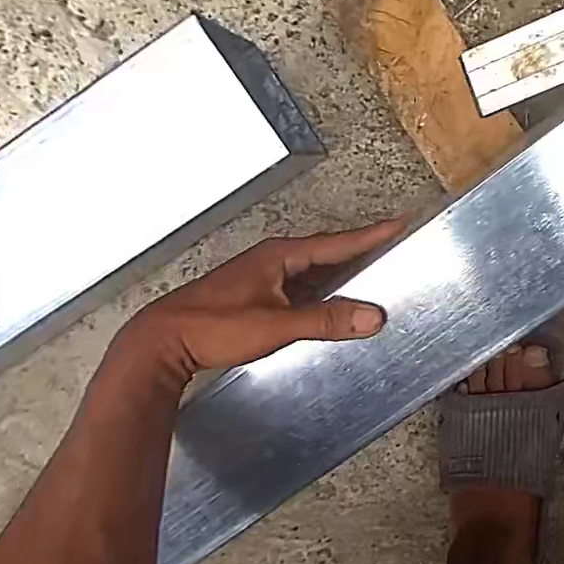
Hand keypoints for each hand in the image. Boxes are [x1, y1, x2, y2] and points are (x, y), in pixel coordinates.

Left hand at [111, 217, 406, 385]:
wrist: (165, 341)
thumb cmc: (213, 326)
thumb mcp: (277, 324)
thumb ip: (326, 319)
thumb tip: (371, 316)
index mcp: (280, 255)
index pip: (337, 242)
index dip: (371, 235)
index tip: (398, 223)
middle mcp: (273, 259)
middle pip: (328, 252)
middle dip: (361, 249)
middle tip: (391, 245)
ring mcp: (264, 276)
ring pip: (314, 270)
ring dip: (341, 272)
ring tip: (371, 272)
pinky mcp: (257, 294)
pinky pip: (301, 286)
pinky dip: (322, 291)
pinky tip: (331, 302)